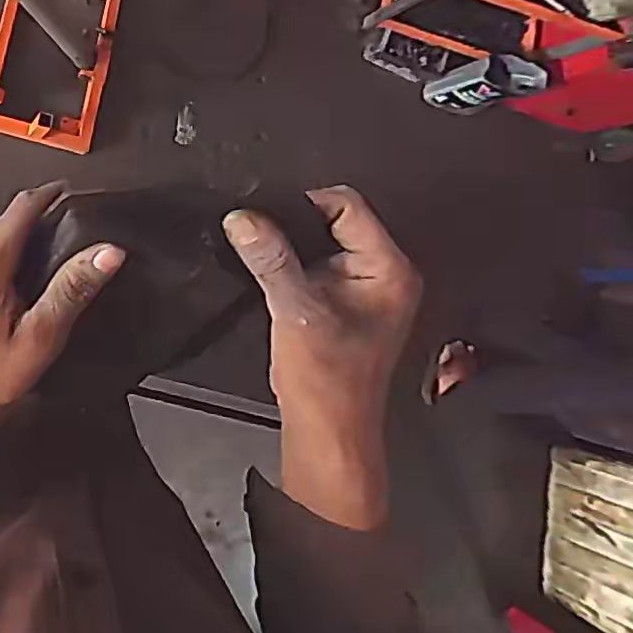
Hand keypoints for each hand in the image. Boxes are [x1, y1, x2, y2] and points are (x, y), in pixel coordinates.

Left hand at [0, 183, 125, 454]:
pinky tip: (36, 264)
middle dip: (45, 213)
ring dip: (31, 230)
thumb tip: (107, 253)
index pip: (23, 208)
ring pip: (1, 229)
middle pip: (11, 215)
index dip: (54, 196)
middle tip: (81, 222)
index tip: (79, 195)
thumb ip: (73, 288)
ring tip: (65, 243)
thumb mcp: (42, 334)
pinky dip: (16, 245)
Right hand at [223, 186, 420, 528]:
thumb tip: (244, 219)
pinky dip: (290, 265)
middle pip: (333, 219)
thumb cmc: (328, 380)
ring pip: (319, 241)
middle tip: (266, 242)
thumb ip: (270, 259)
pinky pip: (313, 263)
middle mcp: (383, 274)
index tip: (269, 218)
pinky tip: (276, 280)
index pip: (346, 206)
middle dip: (293, 226)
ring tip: (270, 264)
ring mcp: (363, 287)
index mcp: (388, 270)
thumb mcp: (296, 310)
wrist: (327, 427)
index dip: (303, 206)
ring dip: (289, 247)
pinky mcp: (341, 299)